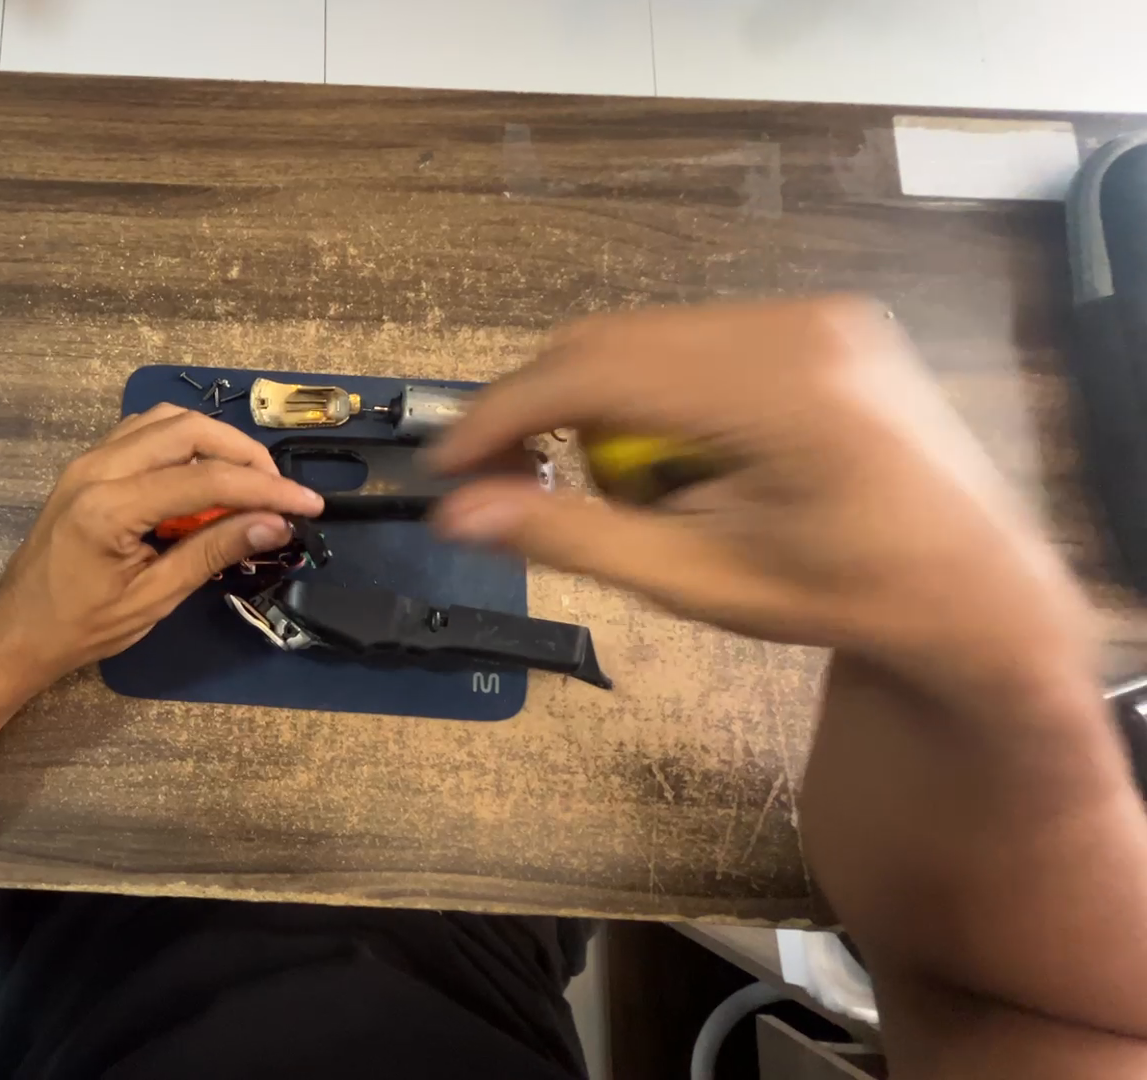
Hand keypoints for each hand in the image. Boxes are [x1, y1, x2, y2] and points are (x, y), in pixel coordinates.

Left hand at [0, 404, 323, 687]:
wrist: (16, 629)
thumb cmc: (80, 626)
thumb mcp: (153, 598)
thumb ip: (212, 552)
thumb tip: (274, 524)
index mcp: (110, 507)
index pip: (204, 480)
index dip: (264, 489)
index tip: (308, 504)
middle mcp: (96, 468)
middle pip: (186, 429)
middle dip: (243, 453)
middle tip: (276, 489)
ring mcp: (87, 460)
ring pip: (165, 421)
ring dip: (213, 441)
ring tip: (246, 480)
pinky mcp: (86, 465)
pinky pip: (143, 432)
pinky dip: (182, 442)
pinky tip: (201, 474)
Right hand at [429, 296, 1097, 707]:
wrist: (972, 589)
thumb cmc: (837, 598)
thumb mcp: (690, 581)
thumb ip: (567, 538)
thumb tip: (452, 517)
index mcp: (779, 392)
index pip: (593, 373)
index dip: (498, 415)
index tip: (442, 464)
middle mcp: (793, 327)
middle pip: (603, 345)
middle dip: (531, 411)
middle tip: (497, 479)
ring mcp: (804, 317)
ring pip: (627, 341)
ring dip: (576, 407)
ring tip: (583, 479)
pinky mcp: (801, 326)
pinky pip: (667, 346)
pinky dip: (623, 397)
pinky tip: (644, 454)